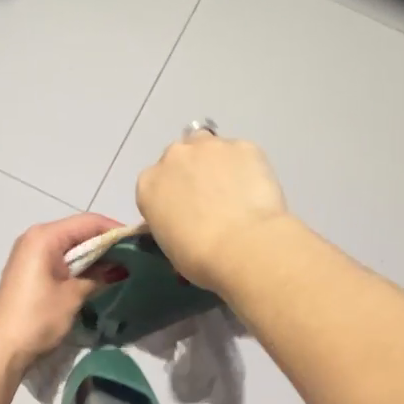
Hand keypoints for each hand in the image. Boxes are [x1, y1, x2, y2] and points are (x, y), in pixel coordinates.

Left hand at [0, 213, 124, 370]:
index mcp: (44, 237)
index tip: (139, 242)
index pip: (88, 222)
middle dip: (105, 244)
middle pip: (78, 232)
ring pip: (69, 247)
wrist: (2, 350)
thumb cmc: (38, 318)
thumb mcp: (73, 296)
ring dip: (93, 257)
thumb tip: (120, 269)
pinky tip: (95, 278)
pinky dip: (77, 266)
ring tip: (120, 269)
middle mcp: (35, 238)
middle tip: (134, 258)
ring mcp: (28, 255)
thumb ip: (98, 277)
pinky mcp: (28, 272)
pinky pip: (58, 260)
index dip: (115, 231)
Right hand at [135, 133, 289, 292]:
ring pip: (210, 148)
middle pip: (180, 157)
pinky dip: (246, 168)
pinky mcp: (243, 145)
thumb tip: (183, 221)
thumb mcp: (170, 246)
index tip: (185, 213)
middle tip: (211, 202)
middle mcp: (173, 156)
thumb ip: (170, 222)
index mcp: (148, 185)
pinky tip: (255, 190)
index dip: (171, 197)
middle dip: (192, 173)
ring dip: (217, 163)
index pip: (155, 184)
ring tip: (234, 192)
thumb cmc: (198, 258)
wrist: (242, 247)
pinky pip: (241, 154)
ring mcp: (209, 146)